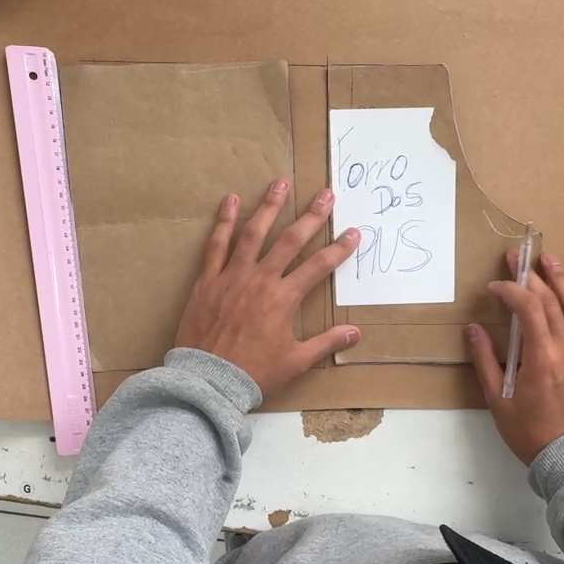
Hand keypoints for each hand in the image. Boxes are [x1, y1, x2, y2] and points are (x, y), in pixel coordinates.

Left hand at [174, 178, 362, 399]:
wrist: (209, 381)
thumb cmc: (254, 373)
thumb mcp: (296, 362)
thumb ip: (326, 343)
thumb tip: (355, 333)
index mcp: (284, 299)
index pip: (318, 267)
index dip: (339, 249)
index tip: (354, 233)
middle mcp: (260, 280)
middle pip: (290, 241)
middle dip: (311, 216)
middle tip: (326, 194)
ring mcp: (232, 277)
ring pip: (254, 234)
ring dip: (269, 207)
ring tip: (281, 183)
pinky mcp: (208, 281)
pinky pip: (216, 245)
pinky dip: (224, 222)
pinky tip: (231, 200)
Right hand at [465, 252, 563, 464]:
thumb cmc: (527, 430)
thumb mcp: (496, 398)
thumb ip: (485, 360)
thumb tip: (474, 329)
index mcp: (542, 358)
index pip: (529, 308)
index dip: (511, 290)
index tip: (494, 287)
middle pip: (552, 299)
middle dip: (531, 275)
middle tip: (516, 258)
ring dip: (562, 278)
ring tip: (549, 260)